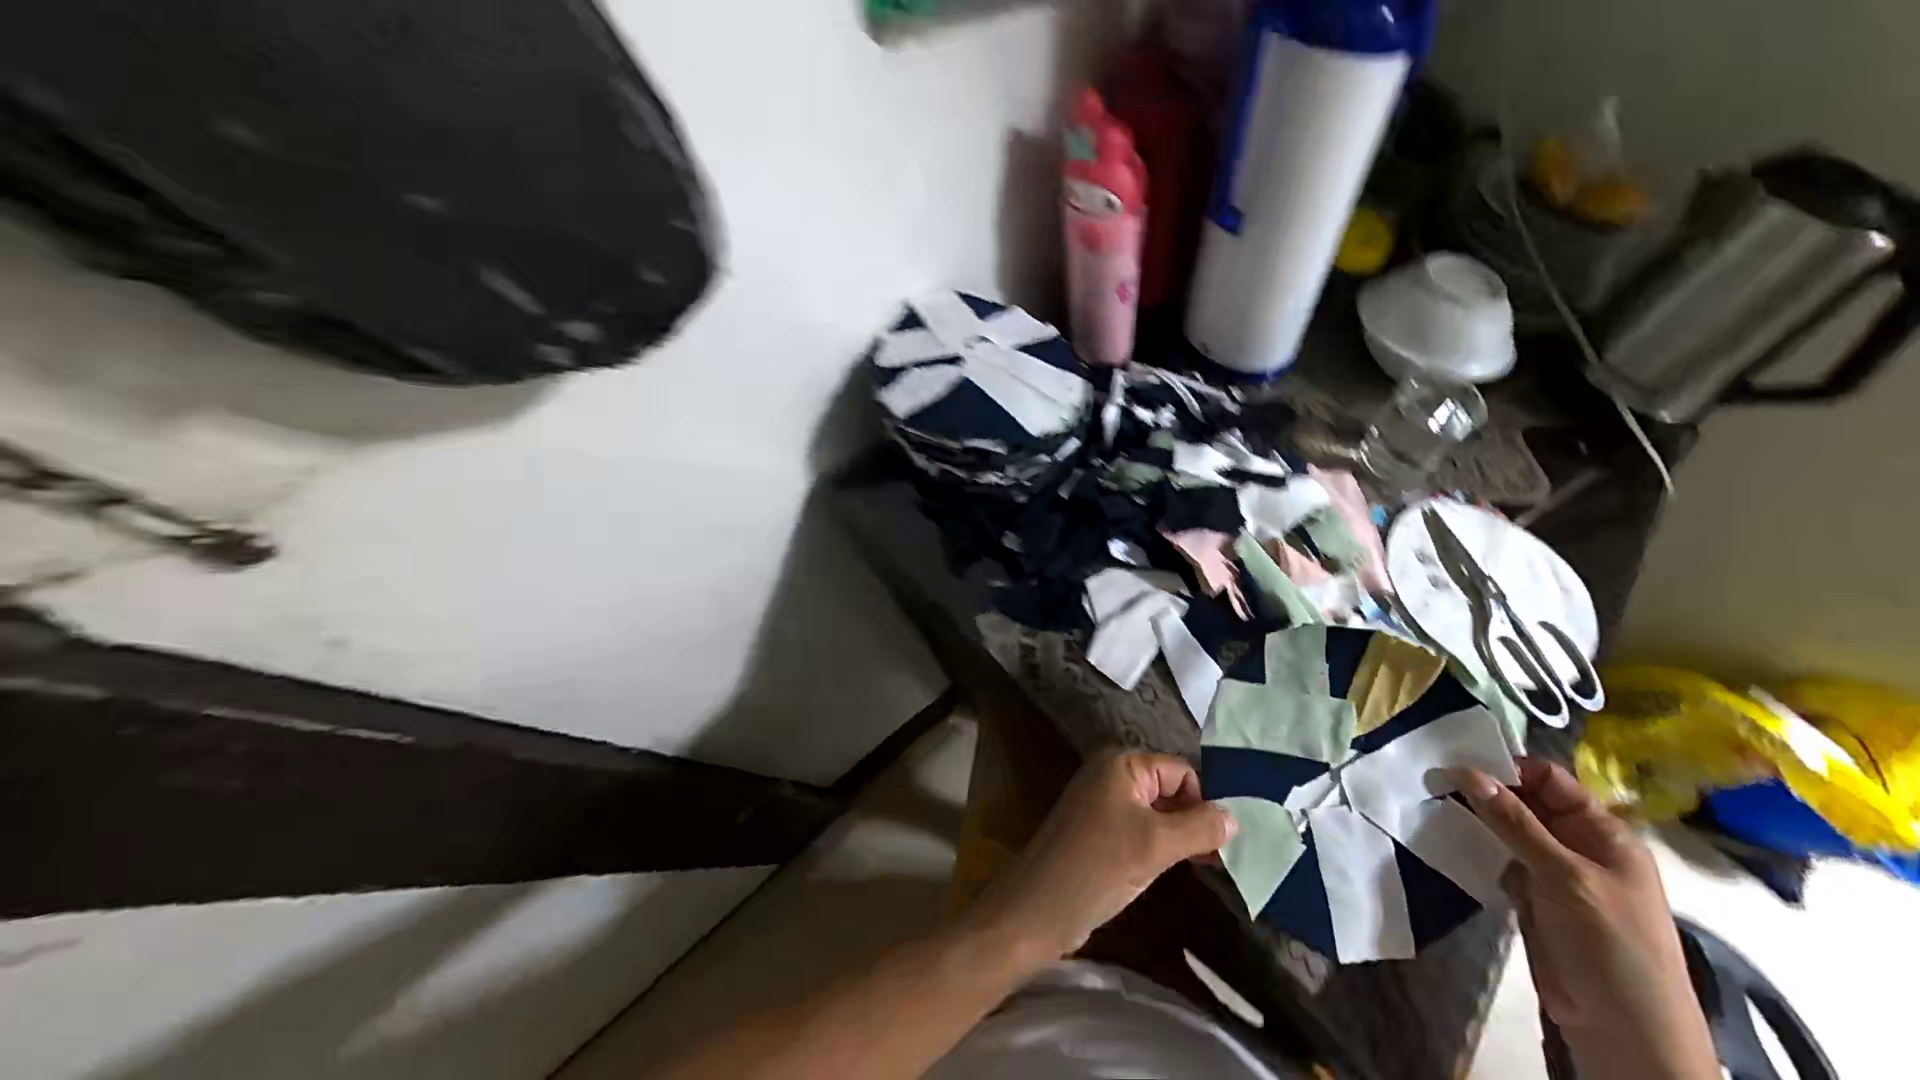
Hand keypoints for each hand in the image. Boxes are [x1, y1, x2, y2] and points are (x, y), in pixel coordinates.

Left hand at [968, 751, 1234, 961]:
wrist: (1040, 907)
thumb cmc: (1099, 866)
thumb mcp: (1156, 845)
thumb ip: (1199, 827)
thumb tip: (1234, 817)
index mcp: (1121, 764)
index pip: (1181, 771)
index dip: (1204, 802)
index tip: (1226, 840)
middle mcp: (1110, 774)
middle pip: (1169, 788)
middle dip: (1196, 818)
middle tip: (1224, 857)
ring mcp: (1102, 802)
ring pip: (1157, 811)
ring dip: (1181, 834)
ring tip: (1209, 865)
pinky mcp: (1099, 830)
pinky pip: (1140, 827)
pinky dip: (1162, 843)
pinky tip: (1179, 866)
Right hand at [1457, 758, 1718, 1079]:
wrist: (1623, 1026)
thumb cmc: (1611, 943)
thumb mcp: (1566, 878)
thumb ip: (1516, 824)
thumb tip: (1469, 773)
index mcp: (1603, 833)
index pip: (1551, 781)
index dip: (1508, 767)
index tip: (1457, 760)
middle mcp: (1578, 844)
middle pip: (1525, 802)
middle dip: (1483, 789)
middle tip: (1431, 777)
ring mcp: (1553, 871)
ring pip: (1506, 829)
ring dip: (1473, 816)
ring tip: (1428, 799)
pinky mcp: (1530, 894)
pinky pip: (1497, 857)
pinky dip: (1473, 846)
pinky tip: (1443, 835)